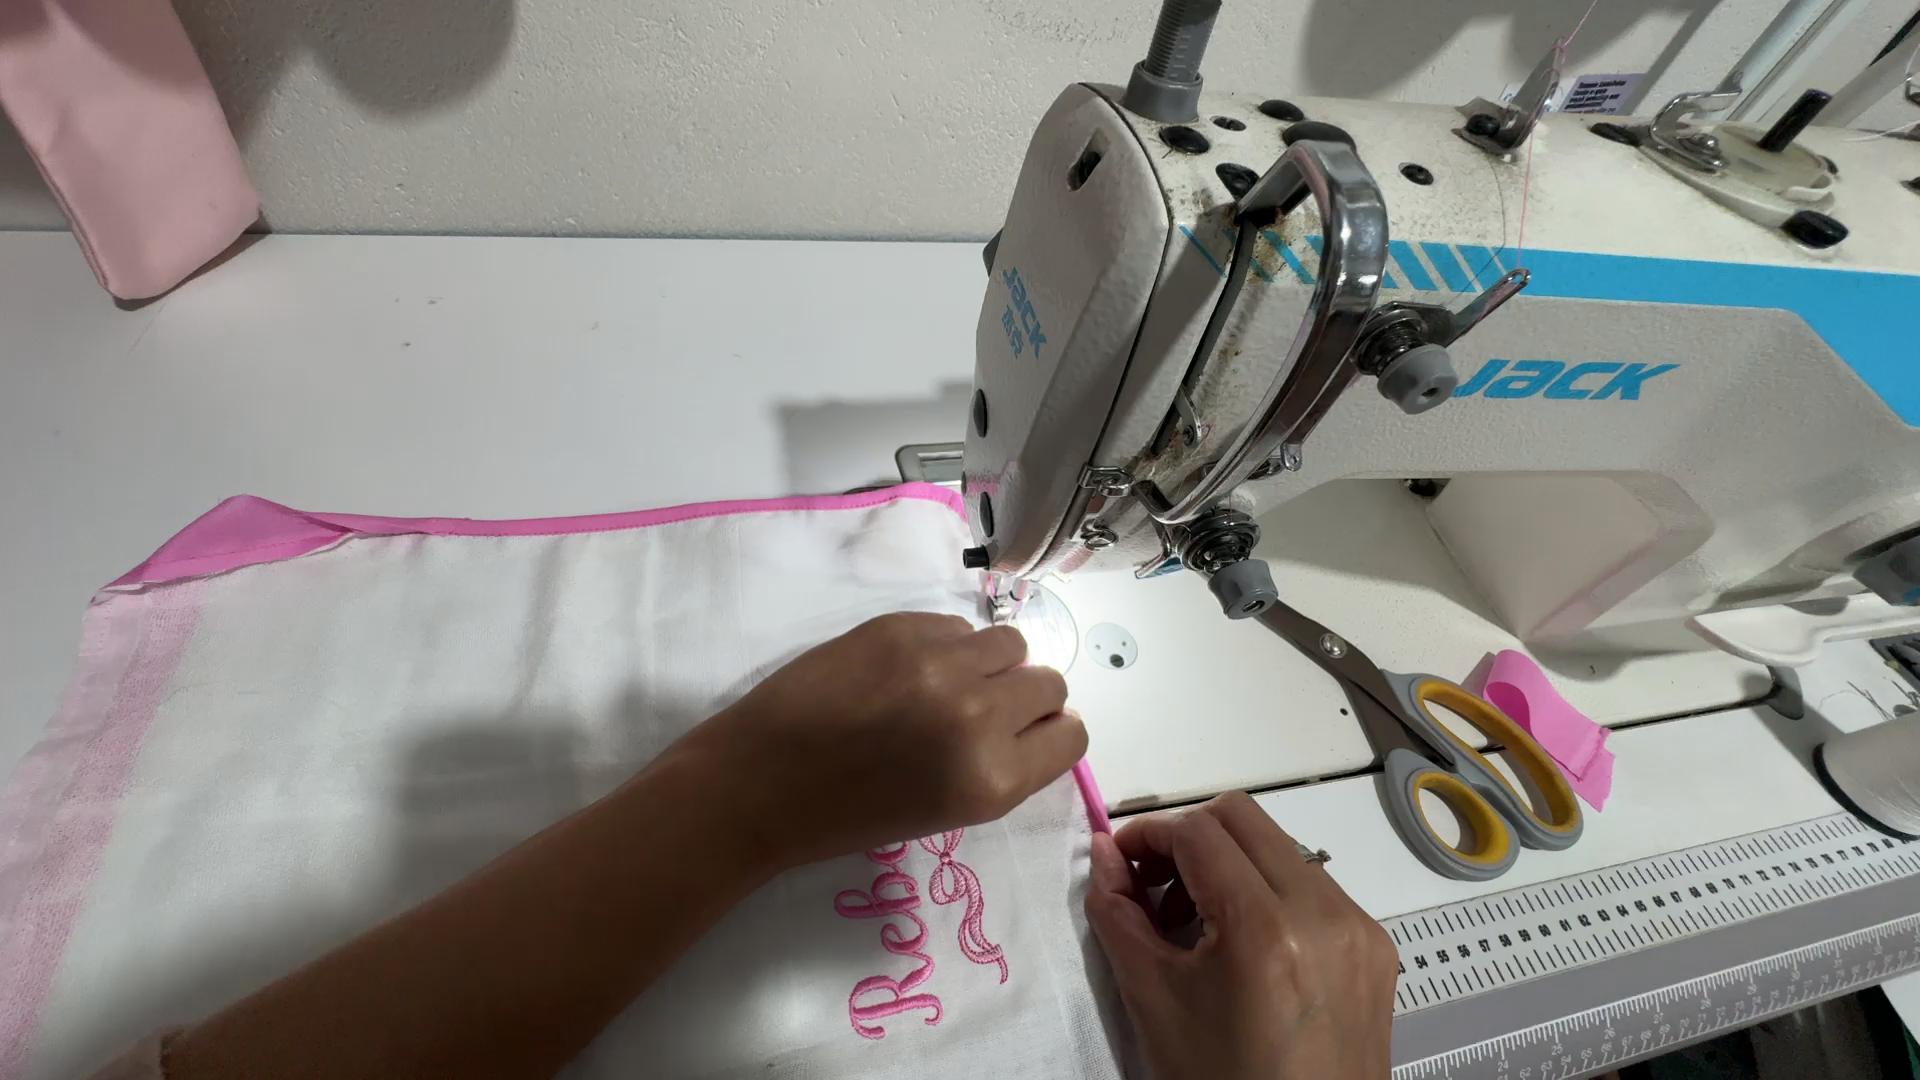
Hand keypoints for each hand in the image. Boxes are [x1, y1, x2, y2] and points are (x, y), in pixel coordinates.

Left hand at [679, 612, 1084, 868]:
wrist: (761, 781)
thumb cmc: (851, 814)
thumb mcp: (948, 810)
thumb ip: (1003, 764)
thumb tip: (1037, 717)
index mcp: (993, 780)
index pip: (1071, 735)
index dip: (1053, 732)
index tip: (1030, 731)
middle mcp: (979, 714)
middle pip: (1049, 682)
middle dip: (1026, 696)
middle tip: (987, 706)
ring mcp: (940, 662)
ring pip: (1011, 642)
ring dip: (992, 661)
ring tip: (949, 679)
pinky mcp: (900, 625)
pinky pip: (957, 625)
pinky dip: (947, 644)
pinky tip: (907, 667)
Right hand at [1085, 792, 1396, 1079]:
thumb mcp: (1151, 997)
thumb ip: (1116, 910)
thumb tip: (1104, 849)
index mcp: (1265, 928)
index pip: (1195, 830)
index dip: (1147, 834)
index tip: (1121, 861)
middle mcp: (1324, 911)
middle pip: (1239, 814)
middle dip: (1185, 834)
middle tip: (1155, 881)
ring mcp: (1358, 926)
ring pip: (1274, 840)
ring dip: (1224, 857)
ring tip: (1196, 914)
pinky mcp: (1375, 943)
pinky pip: (1307, 878)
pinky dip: (1262, 884)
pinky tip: (1241, 938)